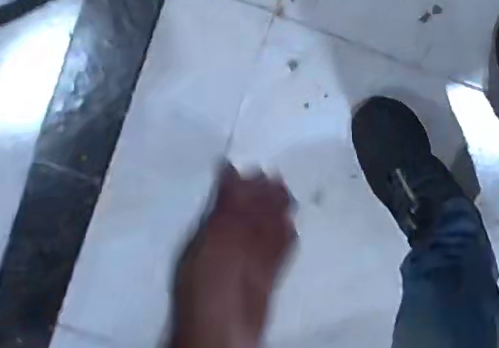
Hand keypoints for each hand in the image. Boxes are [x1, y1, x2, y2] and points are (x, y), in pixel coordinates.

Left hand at [169, 164, 296, 347]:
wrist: (221, 336)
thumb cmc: (211, 282)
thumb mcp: (213, 237)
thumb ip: (225, 205)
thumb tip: (229, 167)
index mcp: (206, 238)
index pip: (225, 204)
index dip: (242, 186)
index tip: (259, 169)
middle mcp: (223, 250)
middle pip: (246, 216)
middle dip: (263, 198)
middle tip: (281, 179)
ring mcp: (243, 267)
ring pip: (262, 233)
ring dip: (277, 215)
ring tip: (290, 198)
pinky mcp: (261, 284)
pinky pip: (274, 256)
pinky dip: (283, 241)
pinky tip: (292, 228)